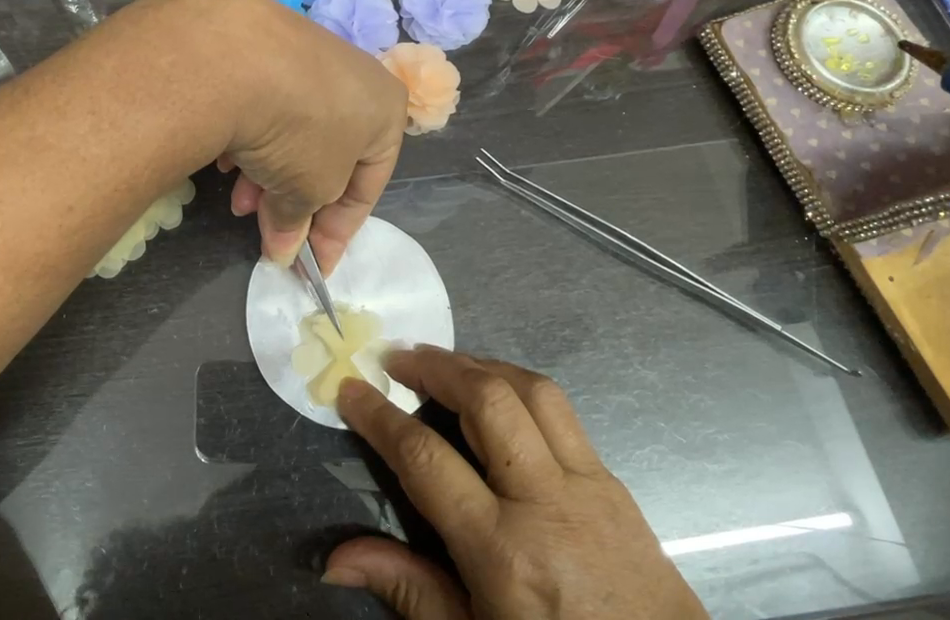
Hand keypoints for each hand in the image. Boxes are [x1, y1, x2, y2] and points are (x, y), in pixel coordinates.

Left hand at [205, 0, 407, 270]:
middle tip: (268, 237)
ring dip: (268, 175)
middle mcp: (353, 76)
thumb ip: (299, 222)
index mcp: (386, 110)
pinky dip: (250, 137)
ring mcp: (306, 56)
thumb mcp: (309, 190)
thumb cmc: (300, 130)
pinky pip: (264, 104)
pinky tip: (225, 159)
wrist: (238, 55)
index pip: (367, 186)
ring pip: (292, 132)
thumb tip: (284, 253)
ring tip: (238, 202)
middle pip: (326, 157)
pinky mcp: (261, 46)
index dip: (338, 234)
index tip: (312, 268)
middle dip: (295, 204)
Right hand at [326, 346, 707, 619]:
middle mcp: (546, 502)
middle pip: (489, 401)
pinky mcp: (615, 483)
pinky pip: (563, 414)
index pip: (426, 458)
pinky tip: (498, 399)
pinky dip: (519, 388)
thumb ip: (409, 589)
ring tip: (443, 363)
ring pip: (534, 392)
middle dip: (437, 368)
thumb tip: (335, 559)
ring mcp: (589, 485)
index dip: (380, 417)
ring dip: (481, 365)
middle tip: (397, 359)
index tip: (350, 389)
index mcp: (502, 550)